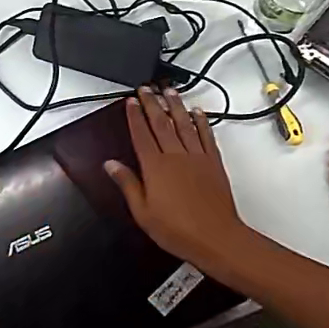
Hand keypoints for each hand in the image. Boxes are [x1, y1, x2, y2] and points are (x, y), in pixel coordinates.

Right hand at [104, 87, 266, 277]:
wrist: (216, 238)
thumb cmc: (179, 230)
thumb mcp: (142, 211)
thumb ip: (127, 184)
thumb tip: (111, 165)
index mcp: (155, 167)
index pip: (141, 134)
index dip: (135, 116)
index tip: (130, 102)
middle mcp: (176, 157)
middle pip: (161, 123)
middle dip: (152, 103)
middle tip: (146, 89)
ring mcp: (196, 158)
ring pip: (184, 124)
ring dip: (175, 105)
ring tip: (169, 91)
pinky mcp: (213, 163)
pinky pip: (206, 136)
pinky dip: (201, 122)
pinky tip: (197, 112)